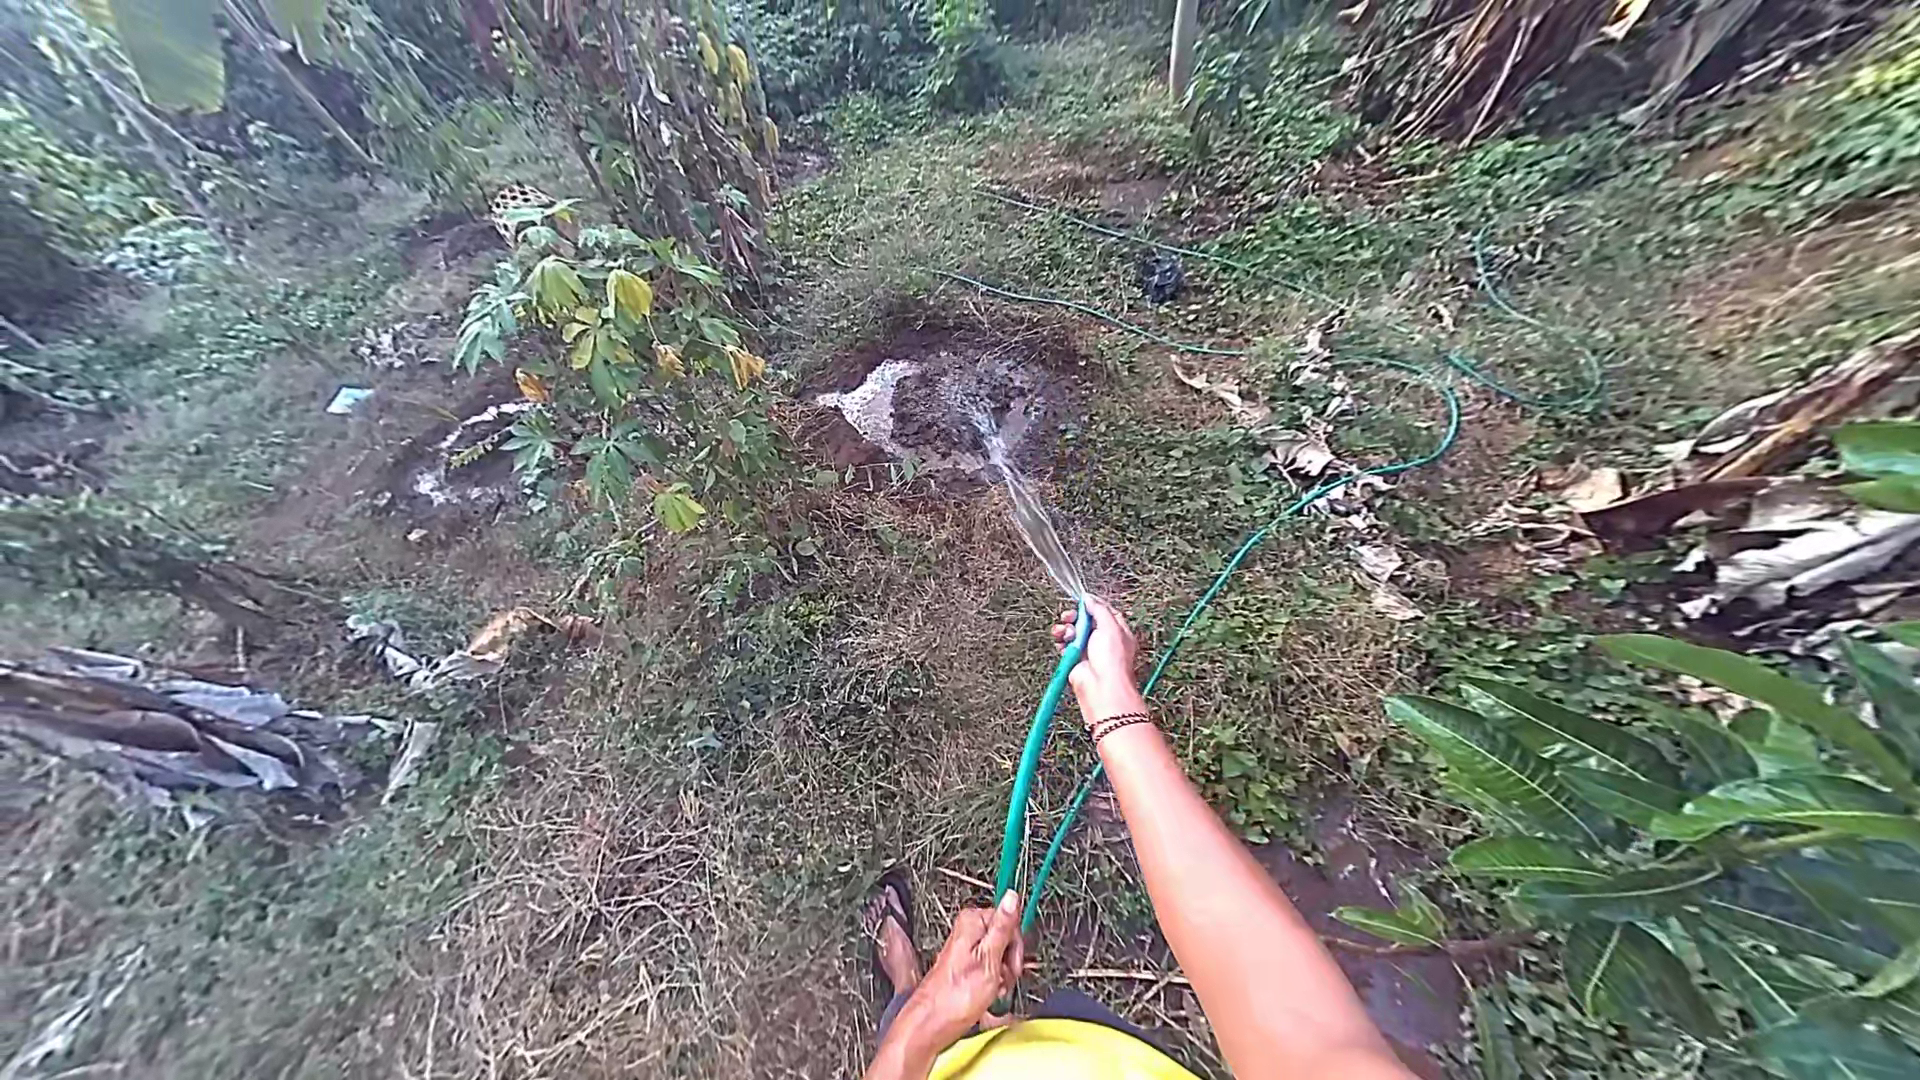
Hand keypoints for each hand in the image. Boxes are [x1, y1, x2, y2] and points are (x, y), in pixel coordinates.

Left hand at [889, 891, 1025, 1059]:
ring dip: (1001, 975)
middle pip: (1005, 938)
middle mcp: (968, 928)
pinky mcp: (965, 962)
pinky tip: (987, 993)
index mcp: (973, 920)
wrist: (933, 1022)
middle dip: (1008, 963)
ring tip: (992, 989)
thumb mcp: (989, 958)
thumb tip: (1012, 896)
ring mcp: (966, 946)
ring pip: (999, 955)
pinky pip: (988, 966)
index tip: (1011, 965)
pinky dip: (992, 981)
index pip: (1009, 921)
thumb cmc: (957, 995)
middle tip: (1001, 979)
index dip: (1015, 947)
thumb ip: (1002, 926)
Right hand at [1051, 596, 1146, 723]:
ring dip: (1066, 628)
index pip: (1103, 611)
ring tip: (1066, 633)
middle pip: (1085, 619)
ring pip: (1072, 630)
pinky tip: (1061, 640)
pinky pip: (1064, 643)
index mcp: (1117, 630)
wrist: (1101, 686)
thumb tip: (1088, 598)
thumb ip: (1098, 609)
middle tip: (1070, 617)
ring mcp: (1088, 648)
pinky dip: (1060, 640)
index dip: (1091, 605)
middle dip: (1075, 616)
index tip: (1081, 600)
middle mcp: (1103, 639)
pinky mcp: (1075, 657)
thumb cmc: (1112, 660)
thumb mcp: (1110, 626)